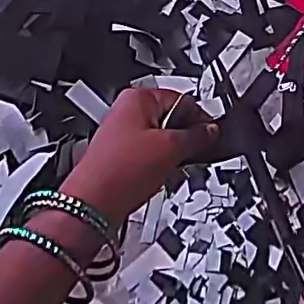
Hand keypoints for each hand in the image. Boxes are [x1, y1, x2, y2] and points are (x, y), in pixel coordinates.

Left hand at [60, 88, 218, 219]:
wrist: (92, 205)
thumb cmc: (119, 172)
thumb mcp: (170, 149)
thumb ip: (196, 137)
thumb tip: (210, 130)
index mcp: (137, 98)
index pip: (181, 99)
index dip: (199, 117)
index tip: (211, 133)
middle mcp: (126, 111)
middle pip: (170, 119)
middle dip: (184, 138)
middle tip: (192, 153)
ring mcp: (121, 133)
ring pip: (160, 139)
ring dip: (172, 154)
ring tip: (170, 169)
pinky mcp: (120, 155)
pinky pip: (148, 154)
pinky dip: (158, 164)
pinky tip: (158, 177)